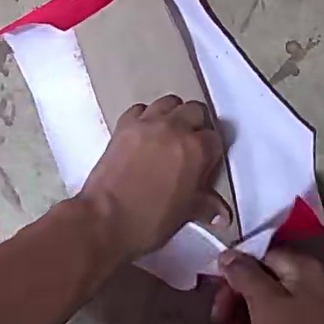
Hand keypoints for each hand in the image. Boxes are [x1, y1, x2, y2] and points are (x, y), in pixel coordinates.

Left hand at [75, 96, 224, 260]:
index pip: (215, 139)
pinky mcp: (124, 126)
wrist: (105, 221)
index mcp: (197, 150)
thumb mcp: (186, 213)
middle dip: (197, 125)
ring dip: (174, 114)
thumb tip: (218, 213)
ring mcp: (148, 124)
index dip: (211, 152)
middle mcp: (175, 129)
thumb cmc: (146, 219)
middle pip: (196, 111)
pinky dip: (145, 116)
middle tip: (193, 144)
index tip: (206, 163)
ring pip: (170, 103)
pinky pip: (140, 109)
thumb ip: (206, 205)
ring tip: (172, 132)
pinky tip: (146, 132)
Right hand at [211, 248, 323, 323]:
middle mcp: (309, 279)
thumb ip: (245, 274)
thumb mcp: (264, 304)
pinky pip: (274, 312)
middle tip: (217, 314)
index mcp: (304, 267)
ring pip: (266, 294)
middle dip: (236, 290)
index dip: (236, 267)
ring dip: (242, 307)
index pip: (262, 253)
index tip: (215, 286)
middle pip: (263, 273)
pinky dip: (254, 320)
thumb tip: (228, 253)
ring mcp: (309, 303)